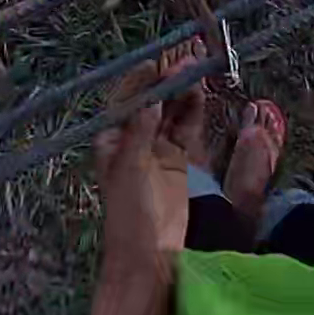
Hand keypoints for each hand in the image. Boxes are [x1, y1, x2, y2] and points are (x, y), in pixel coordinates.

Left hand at [92, 60, 189, 289]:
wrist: (149, 258)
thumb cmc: (130, 213)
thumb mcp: (130, 169)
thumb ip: (141, 131)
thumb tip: (150, 97)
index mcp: (113, 139)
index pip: (127, 99)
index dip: (142, 79)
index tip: (158, 62)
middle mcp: (133, 138)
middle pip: (152, 101)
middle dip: (167, 79)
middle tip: (187, 57)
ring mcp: (157, 147)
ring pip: (171, 110)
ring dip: (183, 89)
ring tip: (197, 66)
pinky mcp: (178, 158)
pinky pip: (186, 127)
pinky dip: (193, 109)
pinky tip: (200, 91)